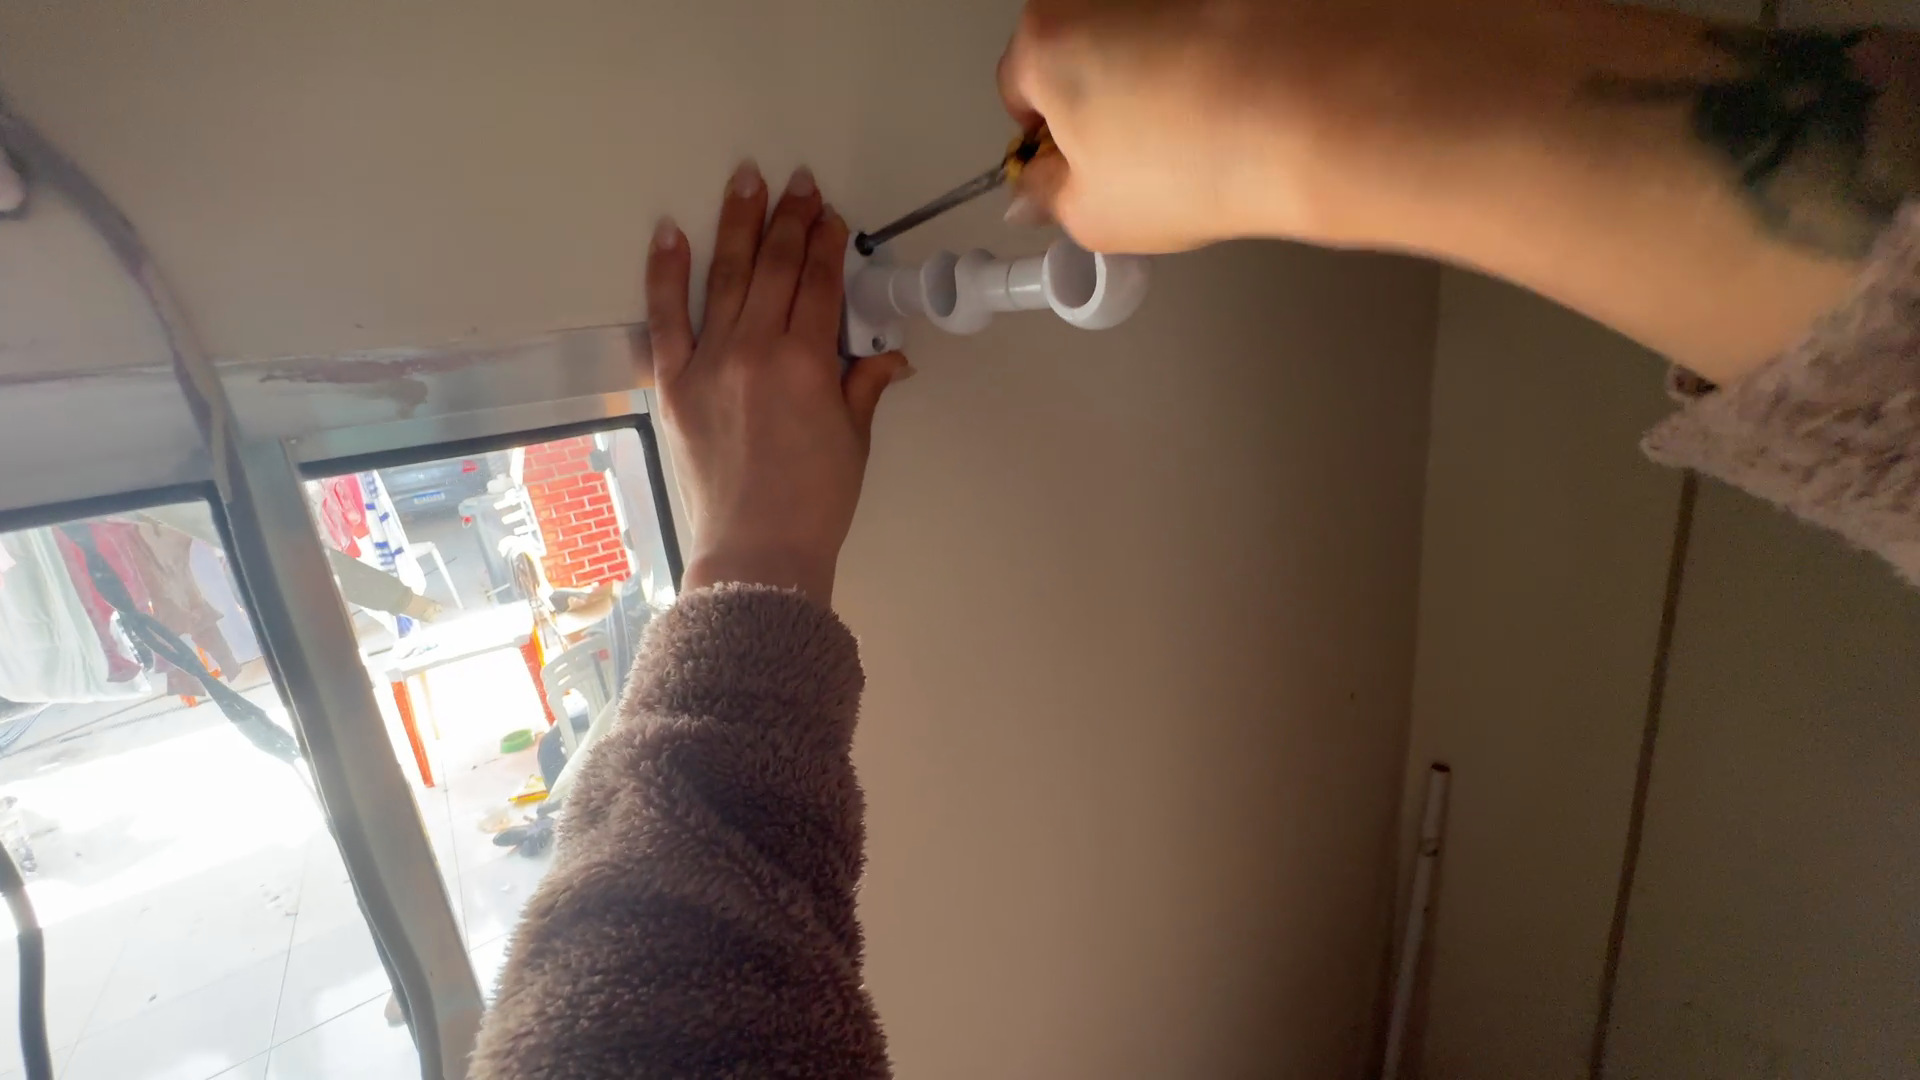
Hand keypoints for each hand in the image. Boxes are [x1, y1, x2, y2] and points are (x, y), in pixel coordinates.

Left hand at [646, 163, 911, 603]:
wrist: (758, 552)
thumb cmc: (815, 503)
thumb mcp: (853, 441)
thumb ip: (864, 385)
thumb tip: (888, 357)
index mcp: (807, 363)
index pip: (820, 283)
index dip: (828, 244)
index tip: (831, 217)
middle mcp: (756, 350)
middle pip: (775, 267)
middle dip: (790, 220)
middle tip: (797, 184)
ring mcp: (709, 363)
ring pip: (725, 277)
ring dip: (737, 224)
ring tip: (746, 182)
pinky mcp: (674, 384)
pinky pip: (665, 317)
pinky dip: (666, 273)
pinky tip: (671, 233)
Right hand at [997, 0, 1536, 253]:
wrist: (1319, 104)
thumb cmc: (1202, 155)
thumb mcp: (1093, 216)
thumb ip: (1046, 199)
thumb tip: (1035, 191)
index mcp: (1046, 39)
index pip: (1016, 91)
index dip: (1043, 139)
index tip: (1071, 166)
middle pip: (1076, 47)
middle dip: (1095, 98)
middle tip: (1139, 154)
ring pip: (1137, 29)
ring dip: (1151, 70)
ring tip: (1195, 123)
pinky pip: (1194, 18)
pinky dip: (1202, 44)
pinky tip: (1229, 87)